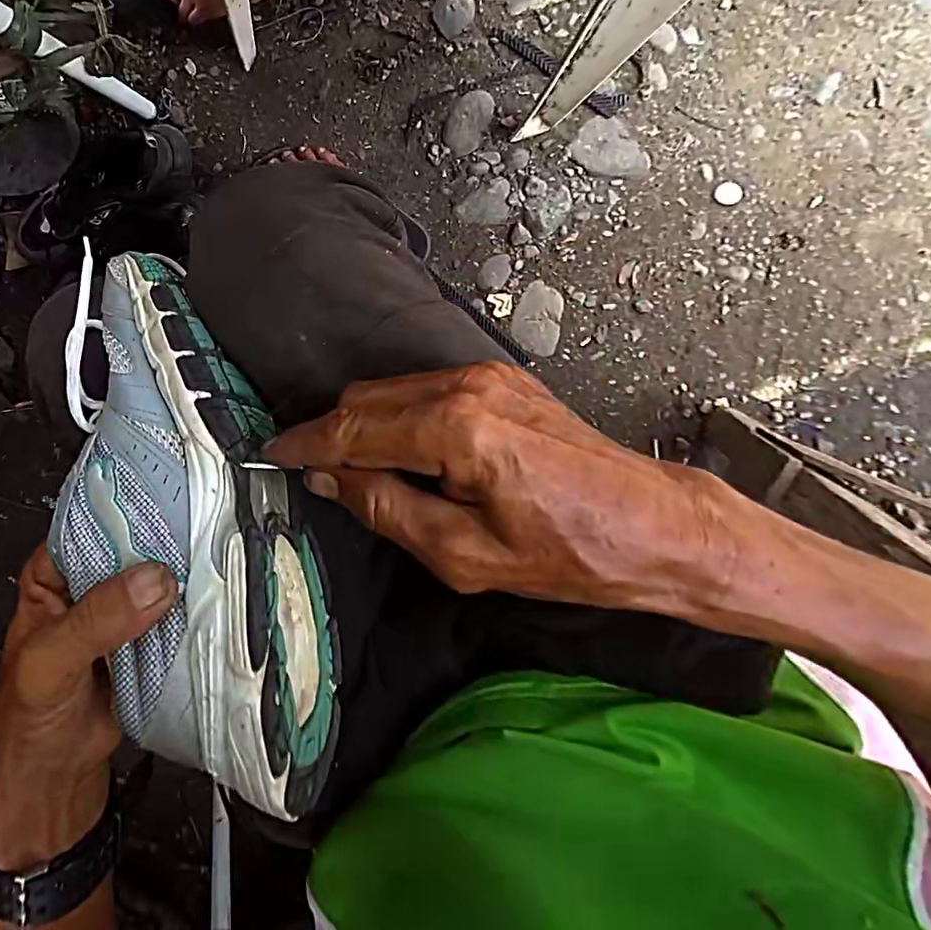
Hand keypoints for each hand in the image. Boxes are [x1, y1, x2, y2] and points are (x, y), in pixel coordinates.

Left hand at [0, 544, 176, 871]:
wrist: (55, 780)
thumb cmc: (28, 720)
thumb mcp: (52, 660)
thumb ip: (97, 619)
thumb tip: (150, 581)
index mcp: (50, 577)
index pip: (88, 526)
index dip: (122, 516)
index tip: (159, 510)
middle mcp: (85, 587)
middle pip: (126, 550)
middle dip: (157, 547)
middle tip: (191, 537)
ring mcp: (116, 613)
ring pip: (150, 581)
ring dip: (174, 579)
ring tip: (203, 565)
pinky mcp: (143, 639)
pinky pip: (167, 614)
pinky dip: (184, 612)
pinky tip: (201, 603)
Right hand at [263, 362, 734, 613]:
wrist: (655, 526)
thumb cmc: (571, 552)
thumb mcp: (463, 555)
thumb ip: (385, 508)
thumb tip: (332, 478)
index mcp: (457, 431)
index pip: (354, 431)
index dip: (307, 443)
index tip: (275, 452)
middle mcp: (467, 387)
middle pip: (364, 400)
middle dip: (331, 434)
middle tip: (314, 472)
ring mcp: (486, 376)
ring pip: (389, 390)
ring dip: (361, 424)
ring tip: (355, 468)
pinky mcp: (500, 378)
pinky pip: (421, 387)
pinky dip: (395, 414)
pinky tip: (398, 448)